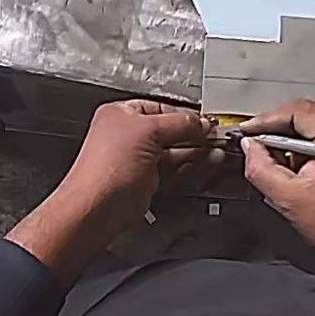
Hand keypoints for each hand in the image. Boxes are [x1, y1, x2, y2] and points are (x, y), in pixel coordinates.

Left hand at [9, 100, 209, 280]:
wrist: (98, 208)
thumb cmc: (106, 168)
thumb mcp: (148, 131)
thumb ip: (180, 123)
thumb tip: (201, 122)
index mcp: (120, 114)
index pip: (160, 107)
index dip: (184, 113)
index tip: (206, 120)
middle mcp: (127, 136)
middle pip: (169, 130)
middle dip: (193, 133)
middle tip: (216, 135)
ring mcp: (137, 160)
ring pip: (174, 151)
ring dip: (196, 150)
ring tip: (217, 148)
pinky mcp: (146, 182)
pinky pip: (173, 170)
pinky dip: (191, 165)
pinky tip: (207, 161)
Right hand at [238, 98, 314, 269]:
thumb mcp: (287, 198)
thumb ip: (261, 168)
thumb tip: (250, 149)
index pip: (297, 111)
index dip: (266, 120)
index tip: (249, 131)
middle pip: (311, 108)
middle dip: (280, 121)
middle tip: (260, 138)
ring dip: (298, 126)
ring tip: (280, 146)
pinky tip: (303, 154)